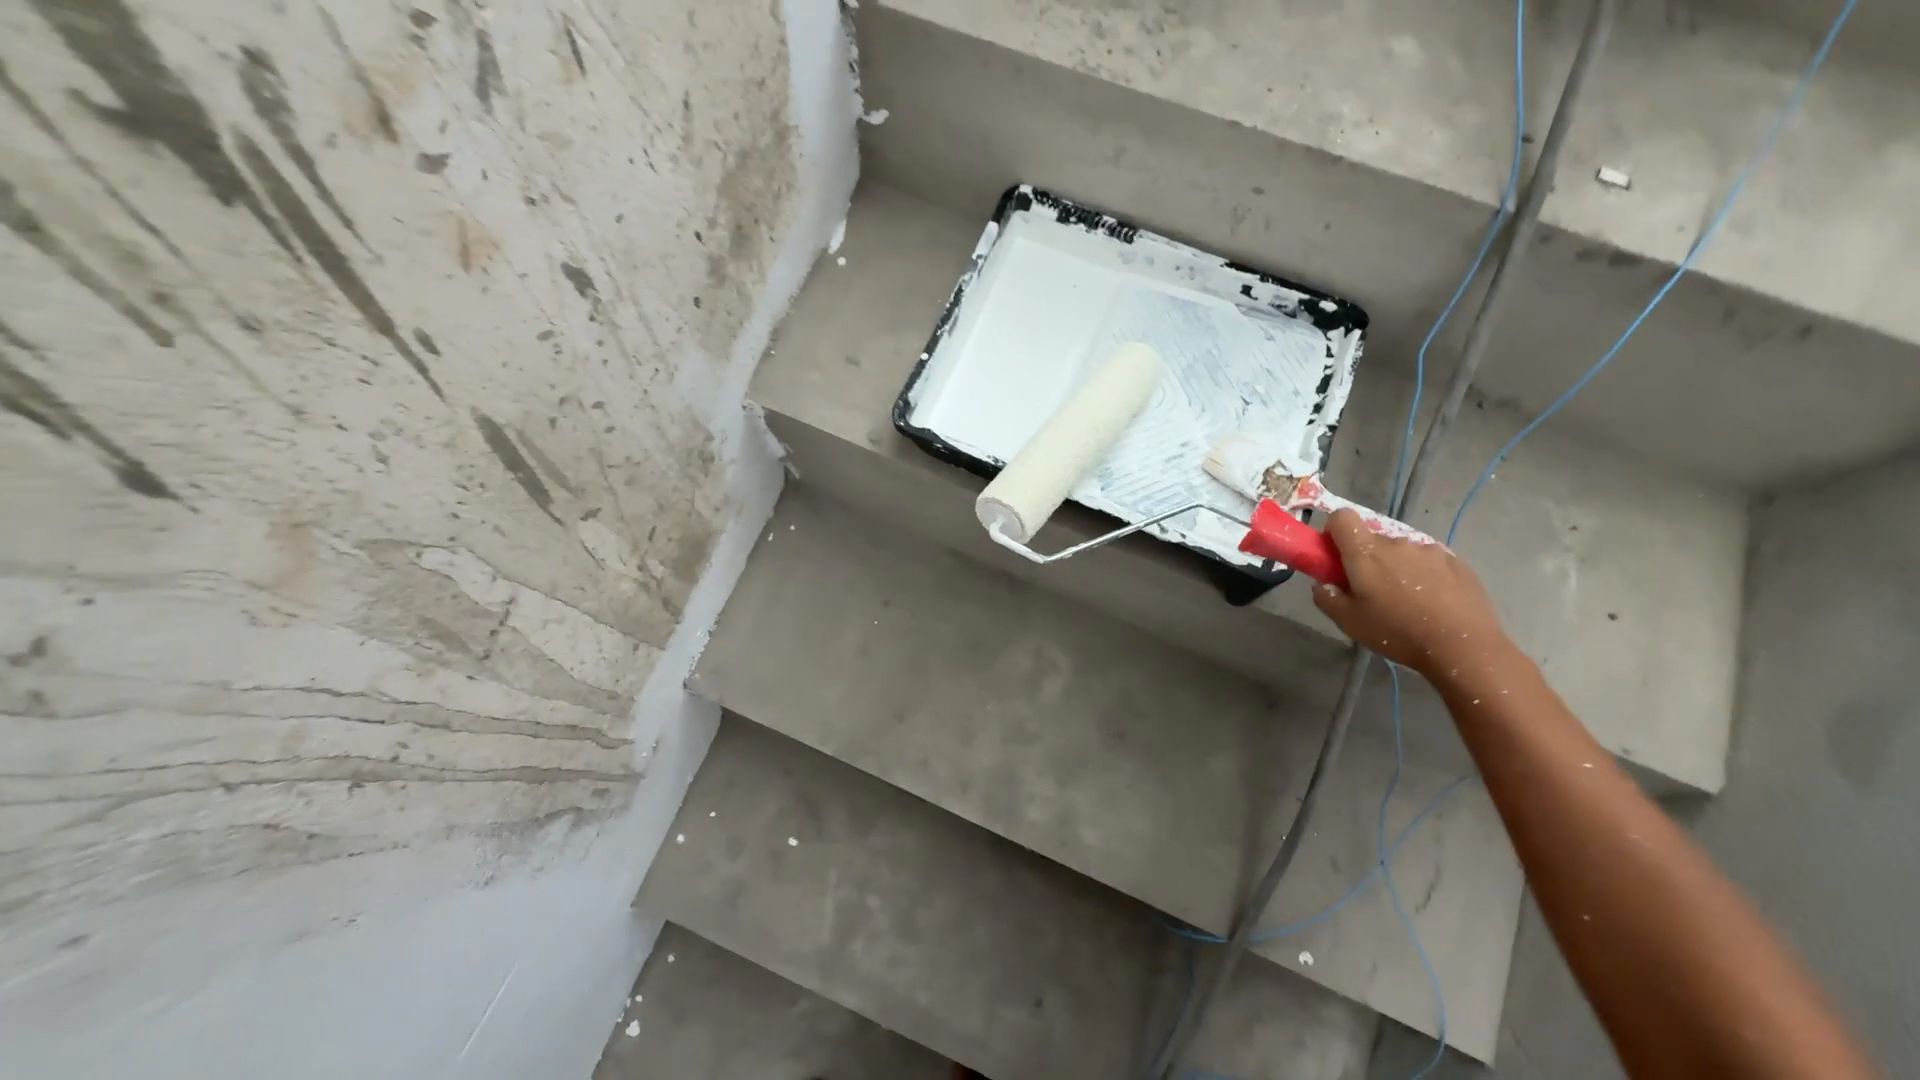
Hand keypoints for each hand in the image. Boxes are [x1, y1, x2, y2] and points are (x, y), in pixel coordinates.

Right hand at [1311, 508, 1512, 679]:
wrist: (1462, 645)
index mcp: (1366, 552)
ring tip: (1407, 600)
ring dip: (1397, 567)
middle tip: (1372, 590)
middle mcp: (1397, 542)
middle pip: (1373, 539)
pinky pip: (1429, 561)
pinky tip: (1433, 602)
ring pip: (1402, 552)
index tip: (1336, 555)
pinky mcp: (1455, 561)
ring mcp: (1429, 550)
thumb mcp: (1349, 622)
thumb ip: (1327, 598)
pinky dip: (1424, 575)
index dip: (1334, 531)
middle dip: (1367, 558)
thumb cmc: (1398, 632)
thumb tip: (1323, 583)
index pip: (1342, 517)